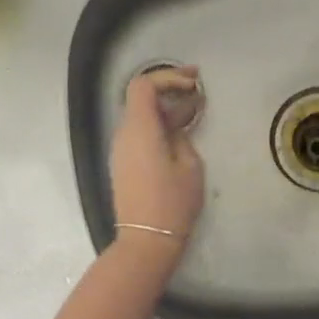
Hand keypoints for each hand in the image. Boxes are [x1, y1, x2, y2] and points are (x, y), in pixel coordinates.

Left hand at [110, 66, 204, 254]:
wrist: (146, 241)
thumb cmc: (172, 203)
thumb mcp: (190, 166)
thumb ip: (182, 137)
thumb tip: (174, 129)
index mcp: (139, 129)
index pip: (144, 85)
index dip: (168, 77)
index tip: (193, 84)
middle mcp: (123, 135)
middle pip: (140, 99)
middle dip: (169, 89)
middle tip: (197, 89)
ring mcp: (120, 151)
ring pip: (141, 117)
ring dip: (165, 109)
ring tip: (193, 112)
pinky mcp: (123, 165)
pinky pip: (139, 135)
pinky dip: (158, 126)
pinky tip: (179, 133)